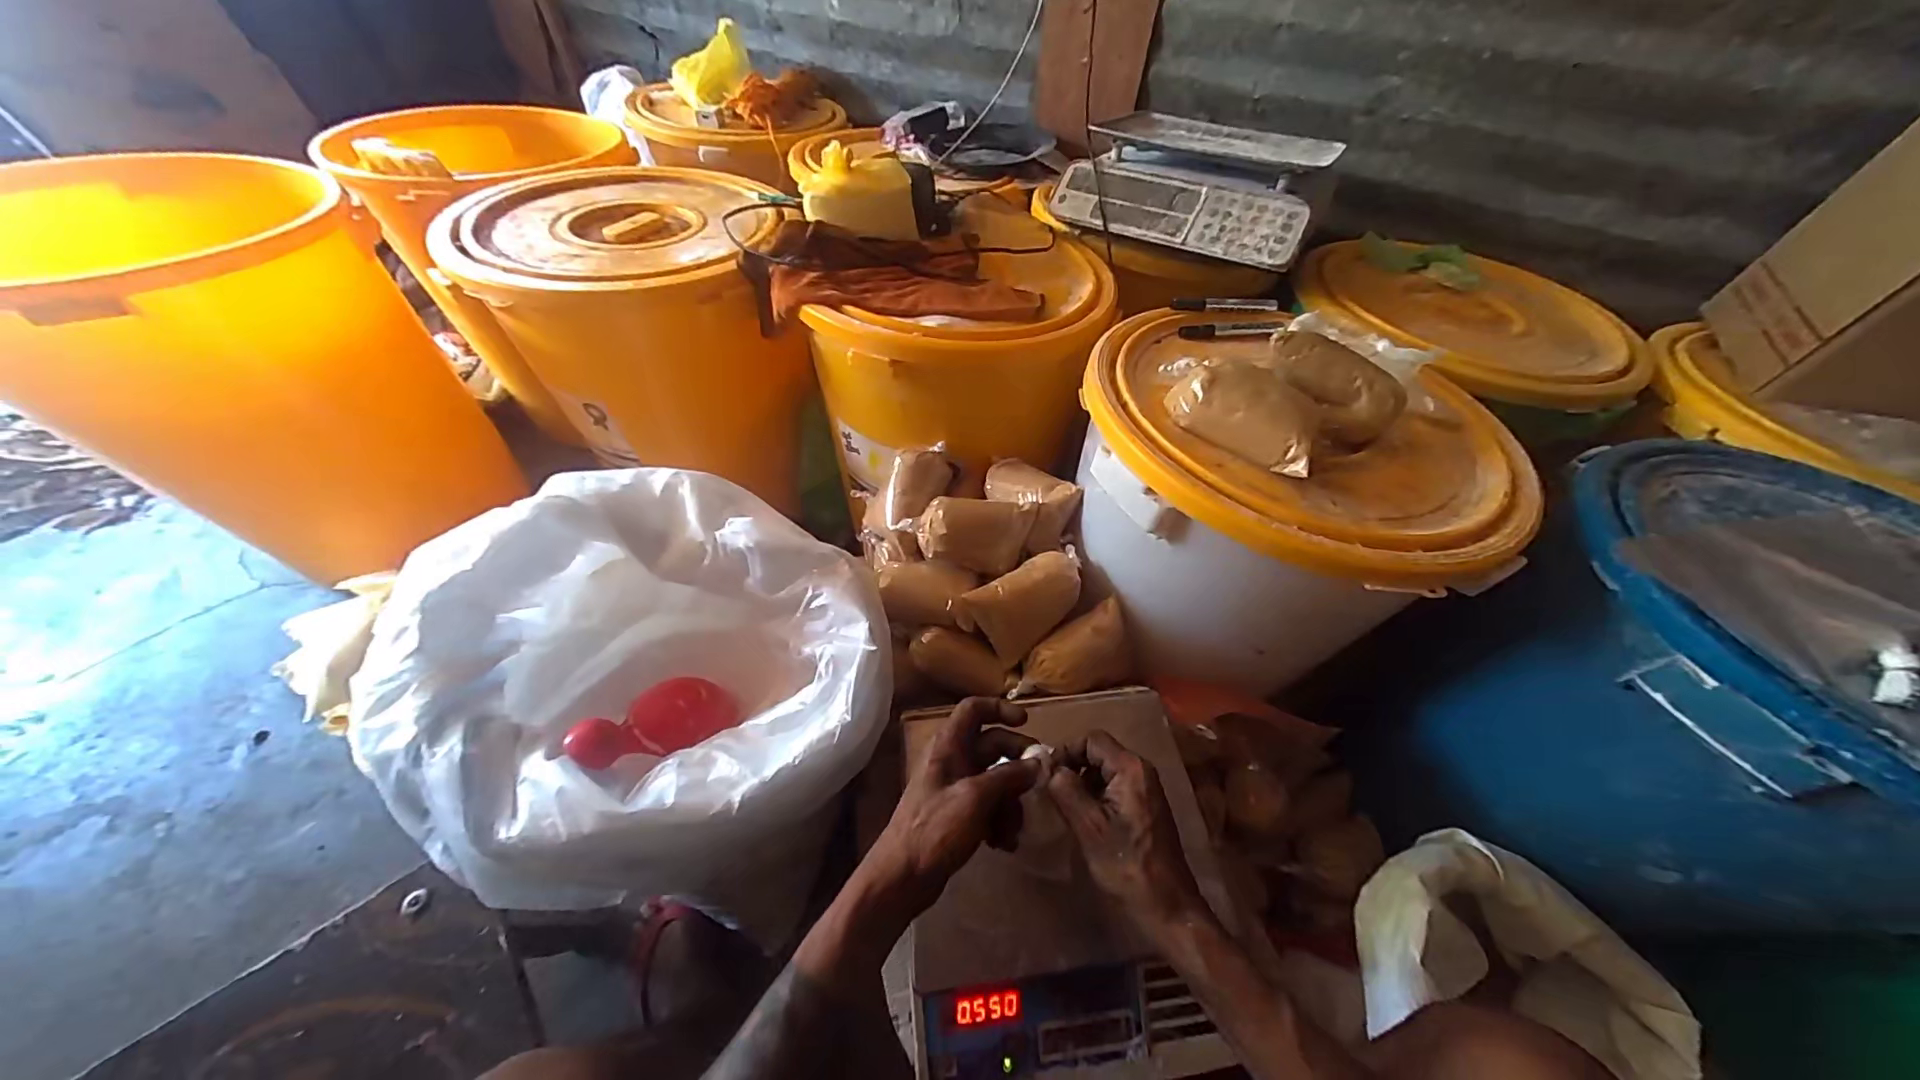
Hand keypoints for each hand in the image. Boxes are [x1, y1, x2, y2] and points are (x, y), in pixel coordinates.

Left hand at [859, 698, 1045, 924]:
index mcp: (948, 746)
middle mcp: (951, 760)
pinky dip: (999, 819)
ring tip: (1014, 830)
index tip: (1027, 722)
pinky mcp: (958, 814)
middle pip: (992, 745)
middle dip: (1017, 764)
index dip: (1000, 708)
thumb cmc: (935, 829)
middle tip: (1040, 780)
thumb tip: (1037, 763)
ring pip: (995, 779)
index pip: (973, 709)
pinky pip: (988, 805)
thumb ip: (1008, 776)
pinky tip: (1004, 844)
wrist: (903, 876)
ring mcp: (954, 787)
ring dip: (1010, 802)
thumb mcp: (976, 798)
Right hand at [1045, 730, 1206, 938]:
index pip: (1091, 739)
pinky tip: (1082, 820)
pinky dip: (1094, 797)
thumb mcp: (1088, 827)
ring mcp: (1146, 790)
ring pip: (1104, 772)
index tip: (1045, 775)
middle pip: (1098, 753)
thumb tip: (1048, 767)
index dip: (1065, 751)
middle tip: (1049, 792)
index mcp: (1131, 768)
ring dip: (1081, 784)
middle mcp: (1142, 771)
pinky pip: (1113, 788)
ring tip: (1061, 807)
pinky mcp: (1145, 808)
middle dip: (1072, 767)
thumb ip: (1065, 790)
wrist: (1168, 908)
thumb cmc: (1127, 866)